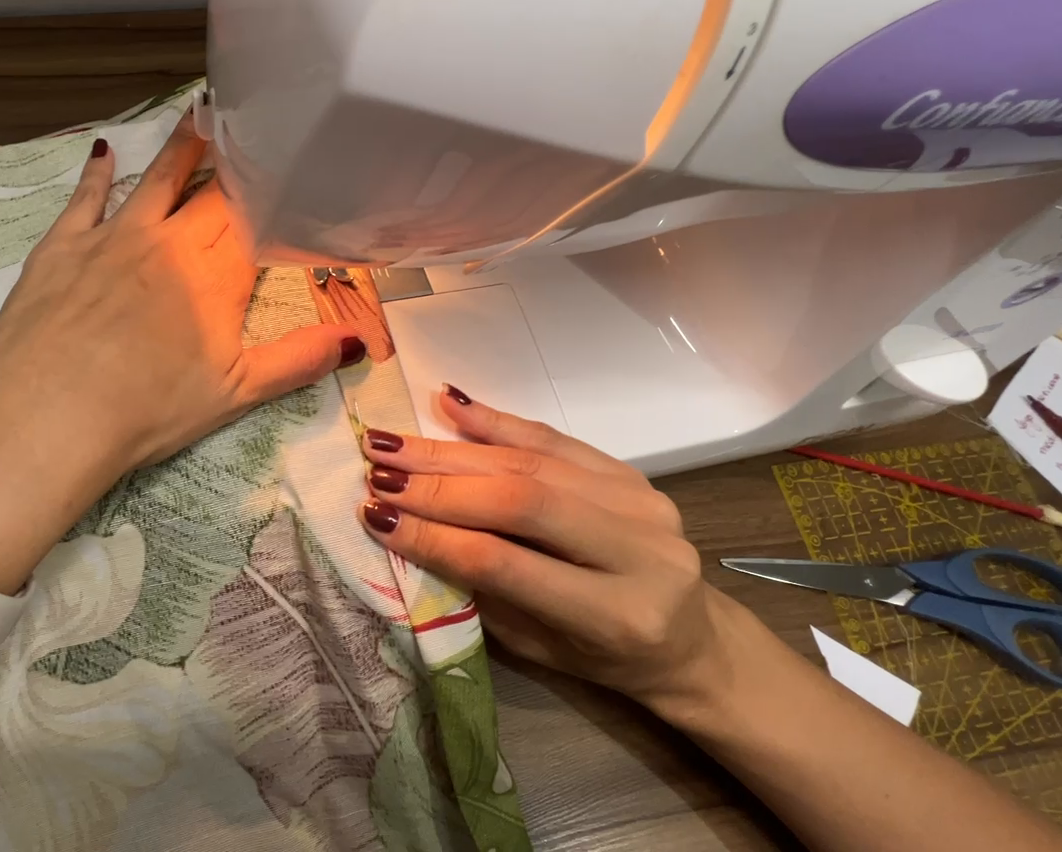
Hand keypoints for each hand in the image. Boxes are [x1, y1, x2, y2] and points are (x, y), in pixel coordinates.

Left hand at [0, 124, 363, 591]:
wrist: (48, 413)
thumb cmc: (147, 411)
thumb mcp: (235, 395)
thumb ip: (298, 361)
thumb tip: (359, 339)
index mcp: (214, 276)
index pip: (253, 222)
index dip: (273, 198)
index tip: (291, 172)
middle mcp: (168, 241)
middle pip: (210, 195)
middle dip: (236, 167)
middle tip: (253, 133)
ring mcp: (112, 236)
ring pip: (156, 179)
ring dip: (181, 148)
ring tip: (200, 114)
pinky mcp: (62, 243)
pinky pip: (85, 196)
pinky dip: (97, 172)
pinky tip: (103, 150)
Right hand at [357, 386, 731, 712]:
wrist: (688, 638)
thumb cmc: (600, 657)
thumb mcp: (533, 646)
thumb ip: (478, 588)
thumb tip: (404, 527)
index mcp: (613, 615)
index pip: (503, 561)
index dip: (432, 535)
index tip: (373, 516)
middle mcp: (638, 553)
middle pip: (519, 500)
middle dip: (436, 484)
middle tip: (375, 470)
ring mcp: (641, 503)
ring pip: (529, 462)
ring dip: (450, 449)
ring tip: (392, 442)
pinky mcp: (631, 472)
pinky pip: (552, 437)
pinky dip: (494, 420)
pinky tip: (448, 403)